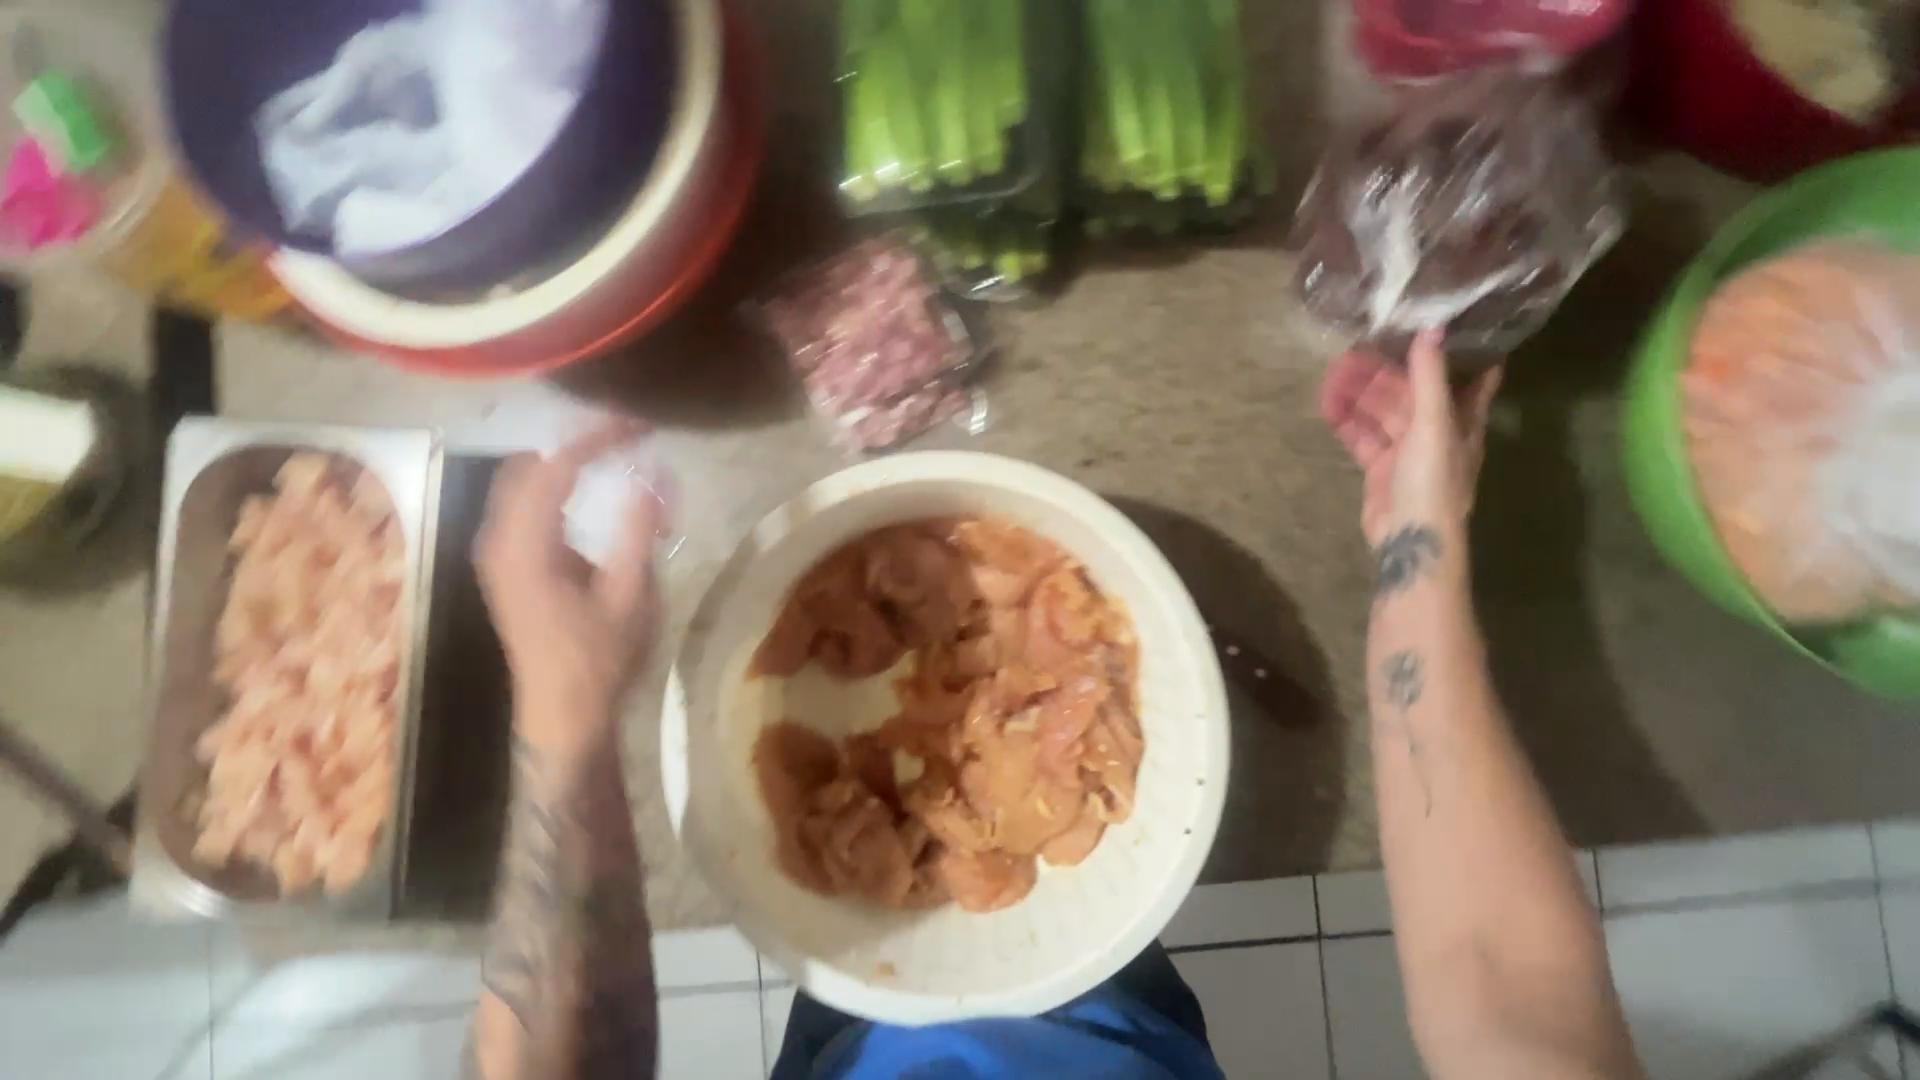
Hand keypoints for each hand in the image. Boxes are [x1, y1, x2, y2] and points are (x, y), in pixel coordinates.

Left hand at [474, 421, 663, 750]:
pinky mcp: (509, 568)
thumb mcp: (629, 594)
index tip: (638, 426)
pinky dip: (560, 490)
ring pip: (524, 486)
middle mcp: (499, 541)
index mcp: (523, 545)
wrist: (564, 713)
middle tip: (628, 437)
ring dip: (568, 466)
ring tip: (616, 458)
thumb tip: (652, 474)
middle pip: (530, 467)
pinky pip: (527, 509)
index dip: (597, 439)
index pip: (555, 468)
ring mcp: (499, 555)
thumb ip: (637, 529)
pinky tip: (594, 497)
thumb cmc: (600, 657)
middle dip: (579, 444)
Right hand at [1319, 328, 1501, 547]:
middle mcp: (1436, 429)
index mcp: (1462, 417)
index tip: (1433, 325)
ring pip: (1381, 412)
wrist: (1410, 536)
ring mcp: (1406, 449)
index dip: (1457, 351)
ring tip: (1330, 376)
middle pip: (1409, 391)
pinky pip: (1362, 436)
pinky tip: (1327, 406)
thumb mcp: (1433, 423)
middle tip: (1349, 351)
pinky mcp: (1379, 467)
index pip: (1471, 376)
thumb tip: (1432, 327)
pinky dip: (1346, 421)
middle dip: (1382, 371)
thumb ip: (1430, 376)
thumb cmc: (1433, 478)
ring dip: (1358, 394)